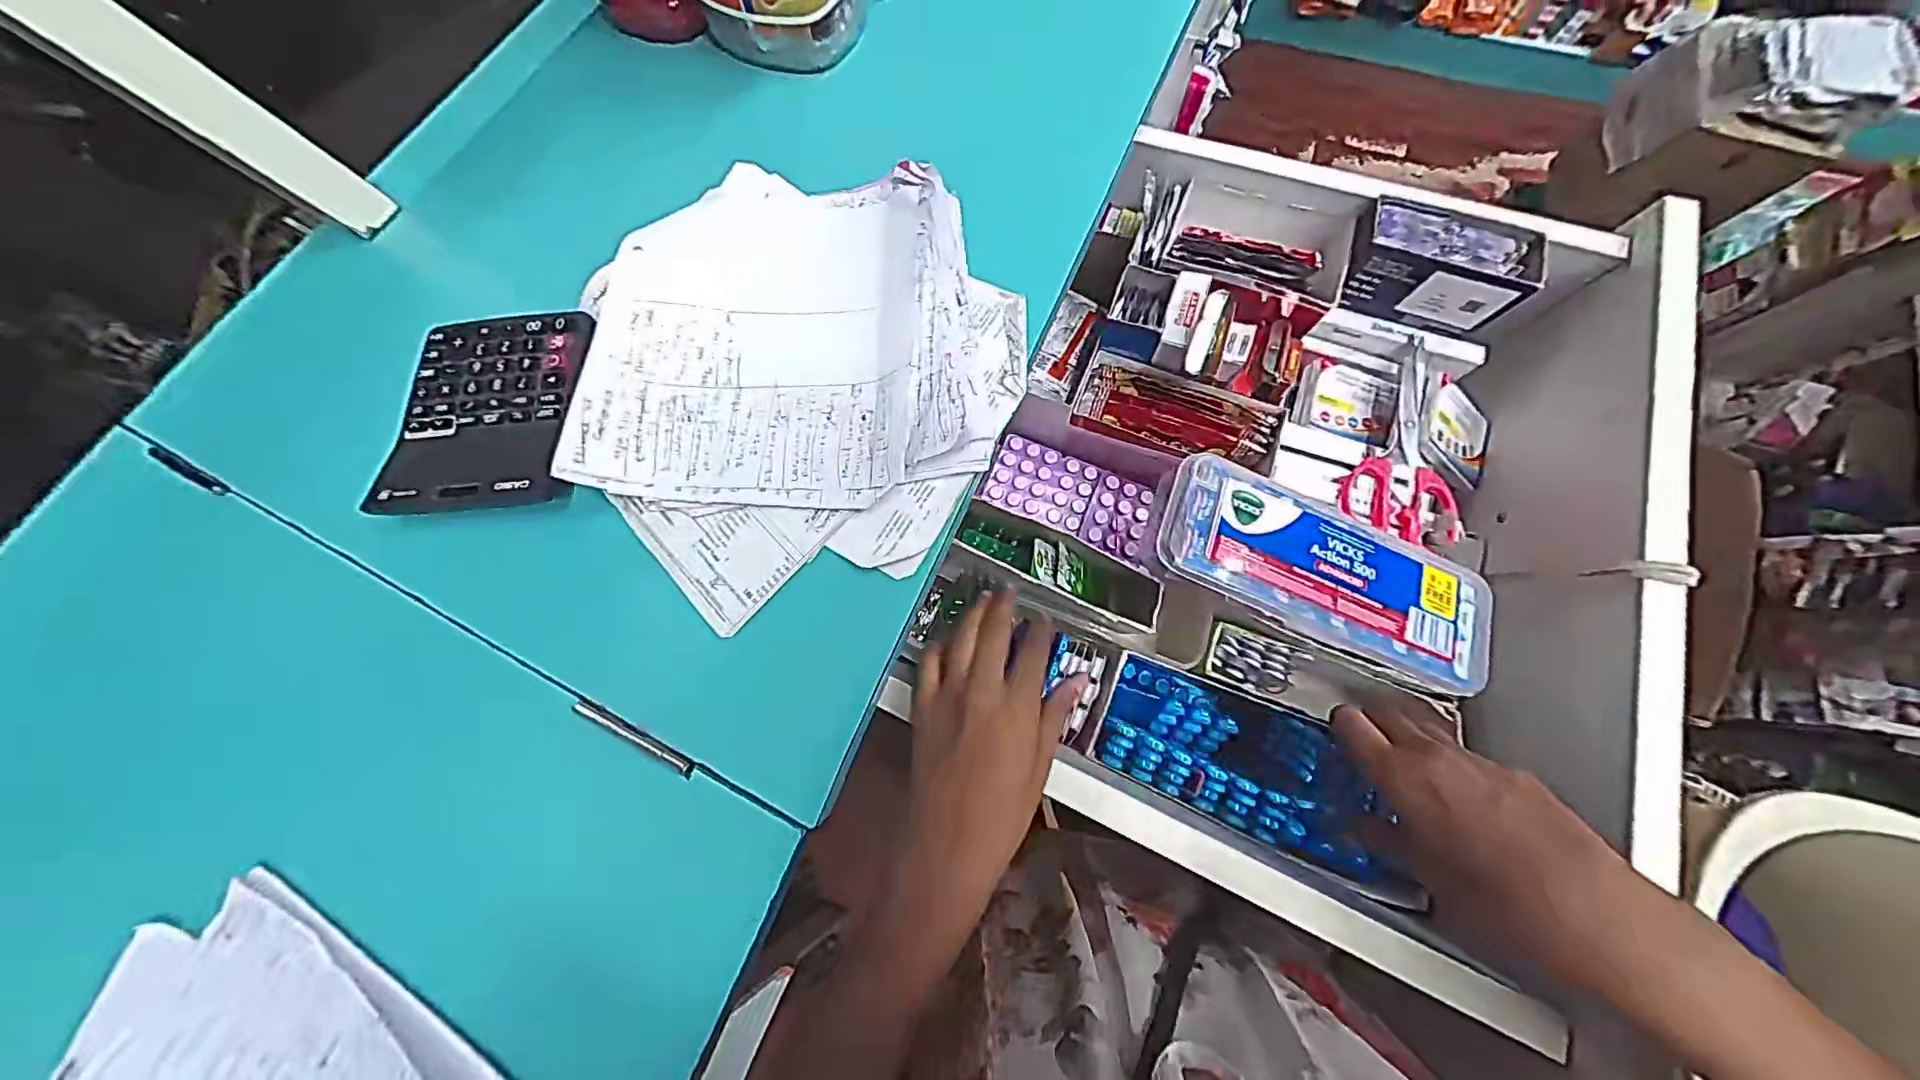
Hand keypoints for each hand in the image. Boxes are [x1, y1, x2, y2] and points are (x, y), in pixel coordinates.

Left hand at [896, 589, 1086, 929]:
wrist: (946, 843)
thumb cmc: (1001, 814)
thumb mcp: (1040, 767)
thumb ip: (1055, 716)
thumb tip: (1075, 682)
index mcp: (1016, 708)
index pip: (1033, 652)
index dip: (1041, 630)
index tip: (1044, 619)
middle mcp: (981, 693)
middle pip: (992, 633)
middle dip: (1003, 607)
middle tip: (1009, 591)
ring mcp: (947, 697)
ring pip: (959, 639)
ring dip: (972, 615)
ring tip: (983, 601)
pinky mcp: (923, 707)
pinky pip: (929, 662)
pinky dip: (940, 644)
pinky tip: (949, 639)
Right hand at [1331, 703, 1635, 984]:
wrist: (1602, 919)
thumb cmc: (1513, 906)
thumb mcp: (1427, 879)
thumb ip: (1390, 842)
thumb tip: (1372, 833)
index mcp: (1405, 776)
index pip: (1355, 725)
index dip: (1339, 725)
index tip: (1334, 730)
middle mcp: (1443, 759)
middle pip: (1392, 710)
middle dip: (1370, 717)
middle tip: (1357, 731)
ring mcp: (1485, 765)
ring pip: (1431, 728)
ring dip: (1410, 735)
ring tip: (1401, 759)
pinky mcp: (1520, 779)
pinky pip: (1469, 756)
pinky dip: (1450, 762)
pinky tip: (1454, 794)